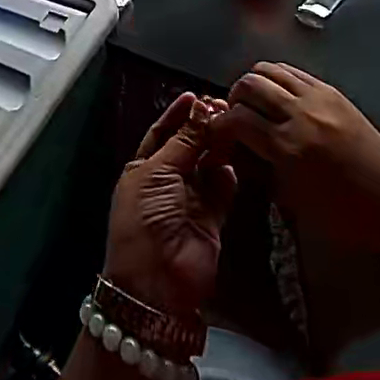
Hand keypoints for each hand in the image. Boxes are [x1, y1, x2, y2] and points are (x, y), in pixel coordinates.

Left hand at [104, 92, 237, 315]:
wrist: (156, 283)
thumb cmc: (144, 220)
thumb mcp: (158, 172)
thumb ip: (184, 140)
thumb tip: (200, 107)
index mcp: (143, 168)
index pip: (162, 133)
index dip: (179, 115)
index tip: (196, 96)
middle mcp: (166, 181)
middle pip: (189, 146)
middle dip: (203, 127)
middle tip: (224, 107)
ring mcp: (190, 200)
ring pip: (208, 163)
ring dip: (219, 145)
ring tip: (233, 124)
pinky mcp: (212, 218)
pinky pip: (222, 187)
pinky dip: (229, 171)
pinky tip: (236, 155)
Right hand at [213, 63, 379, 246]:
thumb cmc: (347, 214)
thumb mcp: (295, 201)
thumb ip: (263, 170)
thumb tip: (240, 151)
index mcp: (289, 147)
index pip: (238, 119)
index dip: (220, 125)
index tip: (216, 134)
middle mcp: (301, 114)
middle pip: (250, 83)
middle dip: (234, 97)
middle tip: (234, 115)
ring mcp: (318, 98)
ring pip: (270, 69)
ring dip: (254, 83)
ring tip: (254, 103)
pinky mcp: (332, 91)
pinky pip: (294, 72)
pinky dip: (278, 79)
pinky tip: (279, 98)